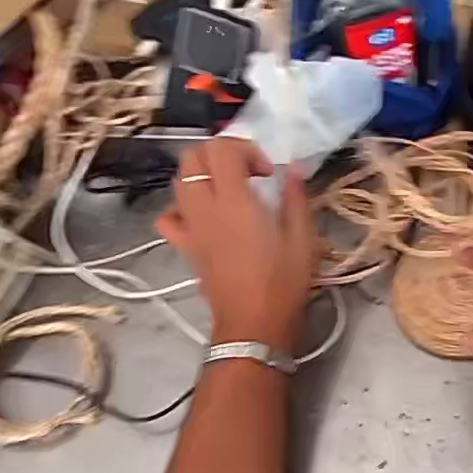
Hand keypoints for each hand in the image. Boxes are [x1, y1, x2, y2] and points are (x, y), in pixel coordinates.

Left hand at [157, 137, 315, 350]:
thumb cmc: (283, 282)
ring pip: (179, 180)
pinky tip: (203, 216)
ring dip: (202, 174)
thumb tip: (294, 170)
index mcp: (235, 202)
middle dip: (221, 154)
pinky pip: (169, 216)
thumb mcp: (303, 238)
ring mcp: (190, 227)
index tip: (267, 172)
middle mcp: (205, 208)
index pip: (222, 149)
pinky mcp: (185, 246)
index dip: (246, 149)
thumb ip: (296, 198)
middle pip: (193, 156)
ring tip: (229, 190)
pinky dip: (182, 207)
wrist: (253, 324)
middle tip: (248, 174)